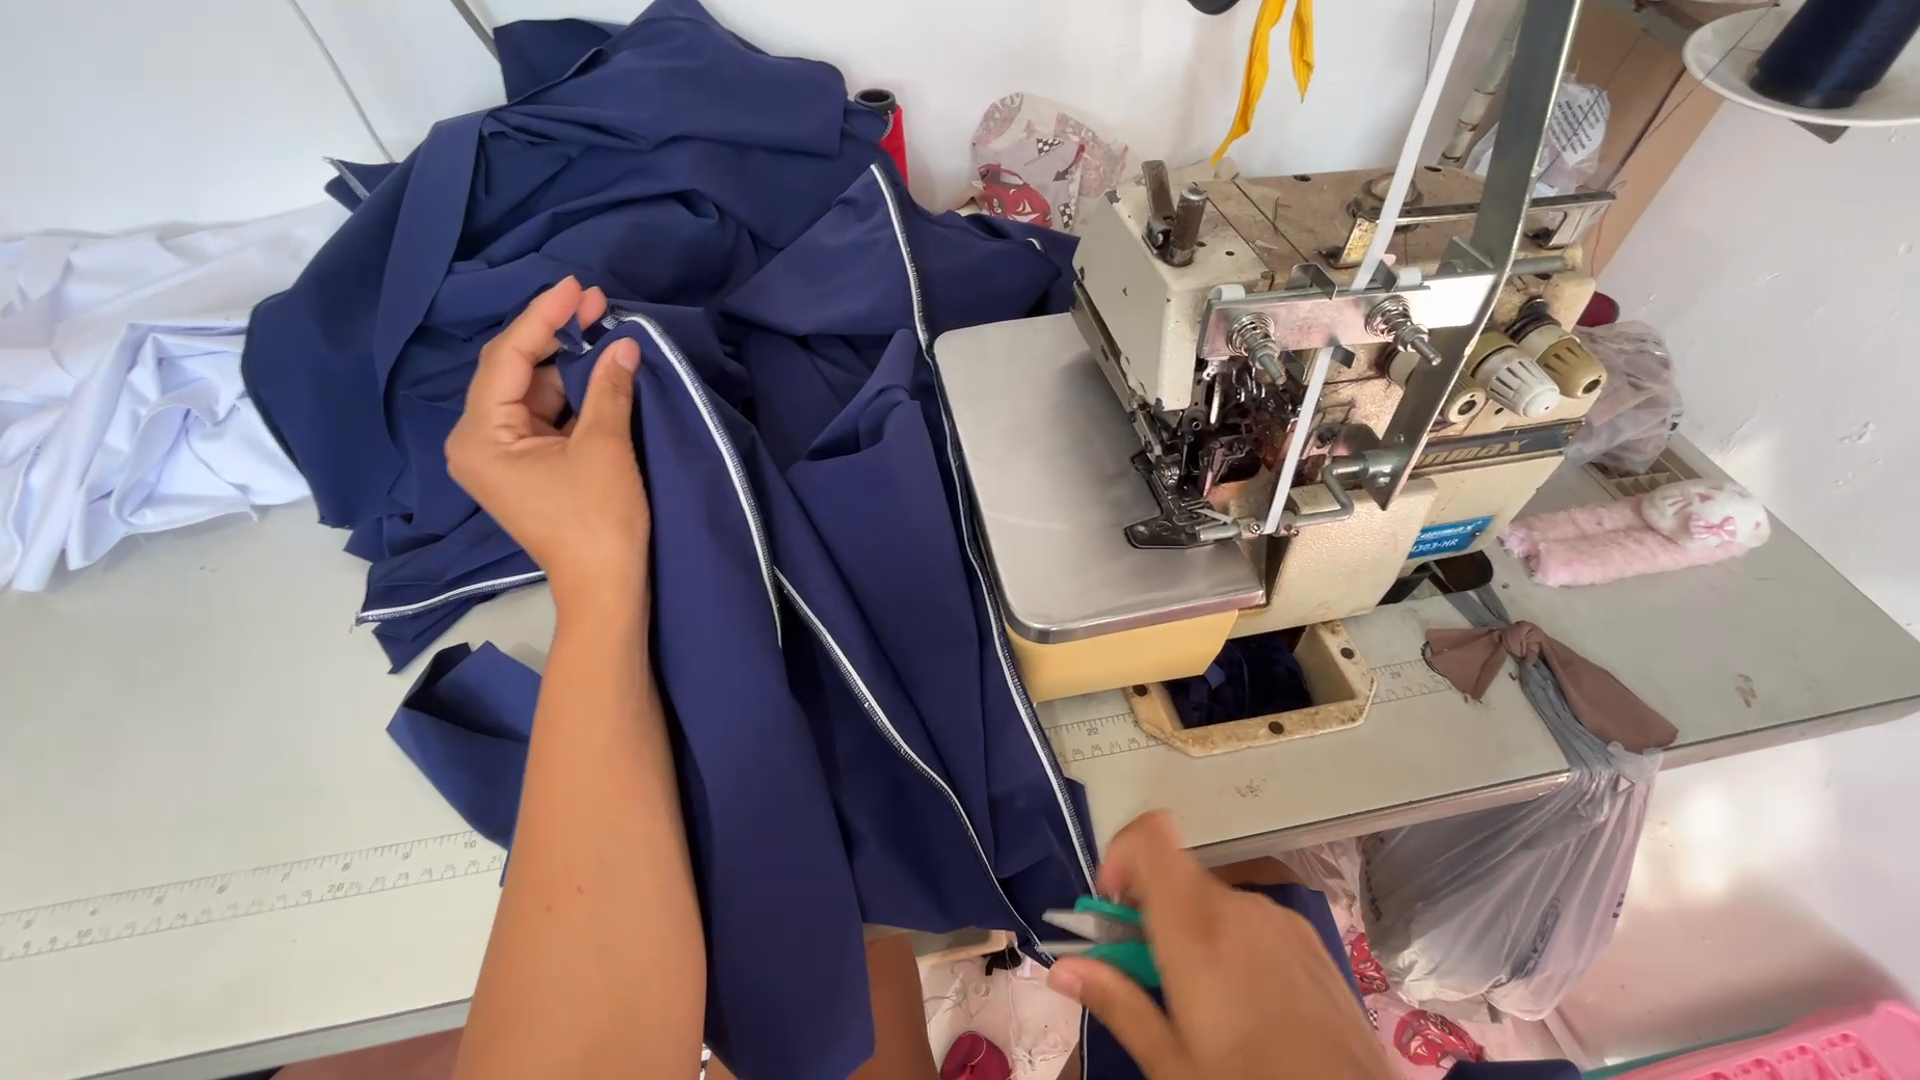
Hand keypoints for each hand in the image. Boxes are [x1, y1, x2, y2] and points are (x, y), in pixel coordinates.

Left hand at [446, 277, 650, 616]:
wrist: (606, 587)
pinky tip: (599, 370)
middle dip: (556, 337)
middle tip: (597, 303)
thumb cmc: (598, 519)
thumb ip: (608, 388)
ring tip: (604, 330)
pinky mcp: (528, 467)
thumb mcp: (604, 446)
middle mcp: (478, 441)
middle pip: (515, 371)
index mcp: (479, 435)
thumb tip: (623, 344)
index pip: (507, 357)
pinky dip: (573, 395)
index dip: (544, 317)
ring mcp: (503, 456)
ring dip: (568, 364)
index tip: (577, 286)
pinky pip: (546, 417)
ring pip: (533, 392)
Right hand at [1048, 813, 1393, 1079]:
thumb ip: (1116, 1003)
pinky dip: (1229, 941)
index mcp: (1196, 929)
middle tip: (1146, 975)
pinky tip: (1247, 1006)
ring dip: (1189, 930)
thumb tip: (1060, 967)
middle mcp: (1237, 907)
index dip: (1120, 853)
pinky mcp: (1308, 938)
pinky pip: (1249, 919)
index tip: (1111, 907)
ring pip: (1211, 900)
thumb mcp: (1173, 1066)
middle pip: (1174, 875)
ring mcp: (1278, 919)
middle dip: (1147, 911)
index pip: (1150, 837)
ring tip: (1200, 1003)